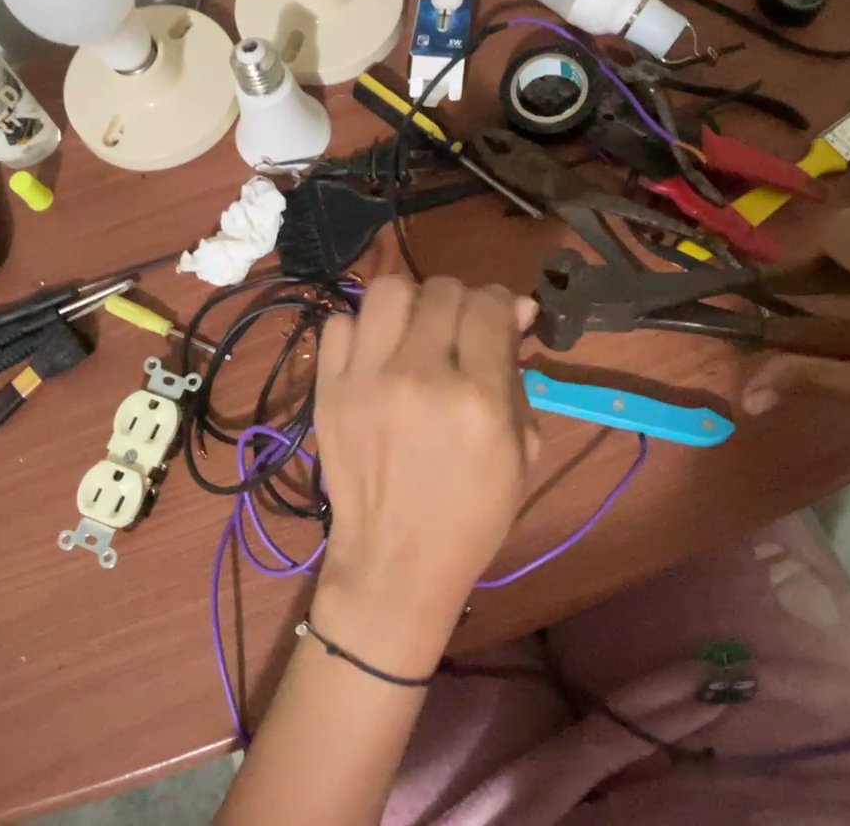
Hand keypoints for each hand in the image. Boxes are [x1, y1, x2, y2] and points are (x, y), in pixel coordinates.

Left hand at [311, 276, 539, 664]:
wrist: (395, 561)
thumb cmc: (472, 515)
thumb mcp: (521, 451)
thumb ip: (517, 374)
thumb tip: (514, 310)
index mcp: (478, 398)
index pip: (487, 303)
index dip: (498, 303)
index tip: (497, 321)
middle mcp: (420, 376)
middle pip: (440, 289)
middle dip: (459, 302)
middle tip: (458, 332)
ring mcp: (365, 380)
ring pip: (387, 290)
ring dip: (410, 303)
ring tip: (415, 333)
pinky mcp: (328, 390)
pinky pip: (339, 322)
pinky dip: (361, 329)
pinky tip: (376, 355)